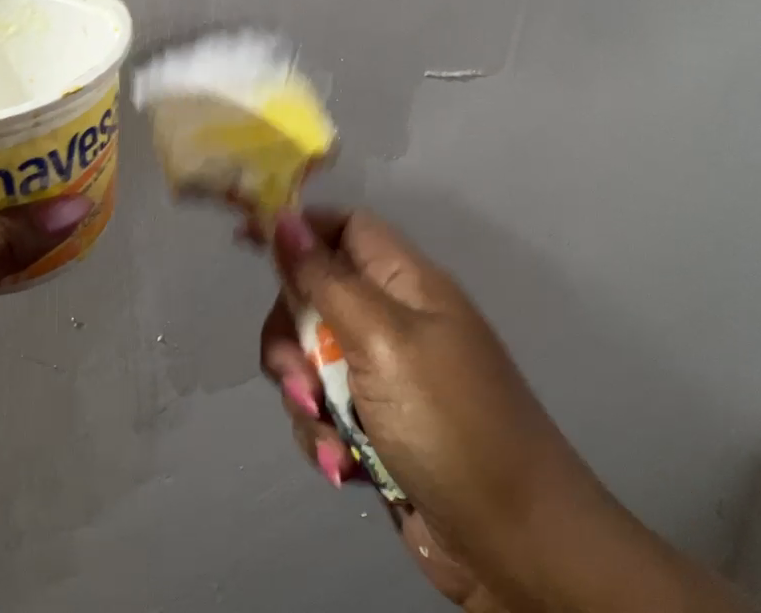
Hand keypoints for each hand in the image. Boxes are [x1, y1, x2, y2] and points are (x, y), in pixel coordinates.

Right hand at [258, 209, 751, 612]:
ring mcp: (384, 377)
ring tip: (332, 434)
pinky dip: (324, 436)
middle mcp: (393, 321)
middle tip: (303, 379)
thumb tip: (282, 216)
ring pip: (308, 361)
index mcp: (406, 285)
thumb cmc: (451, 424)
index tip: (247, 244)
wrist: (513, 543)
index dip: (298, 230)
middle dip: (291, 337)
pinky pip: (322, 412)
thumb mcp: (383, 340)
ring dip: (304, 398)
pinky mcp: (375, 426)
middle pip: (312, 297)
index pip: (344, 228)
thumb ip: (326, 280)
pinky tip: (346, 466)